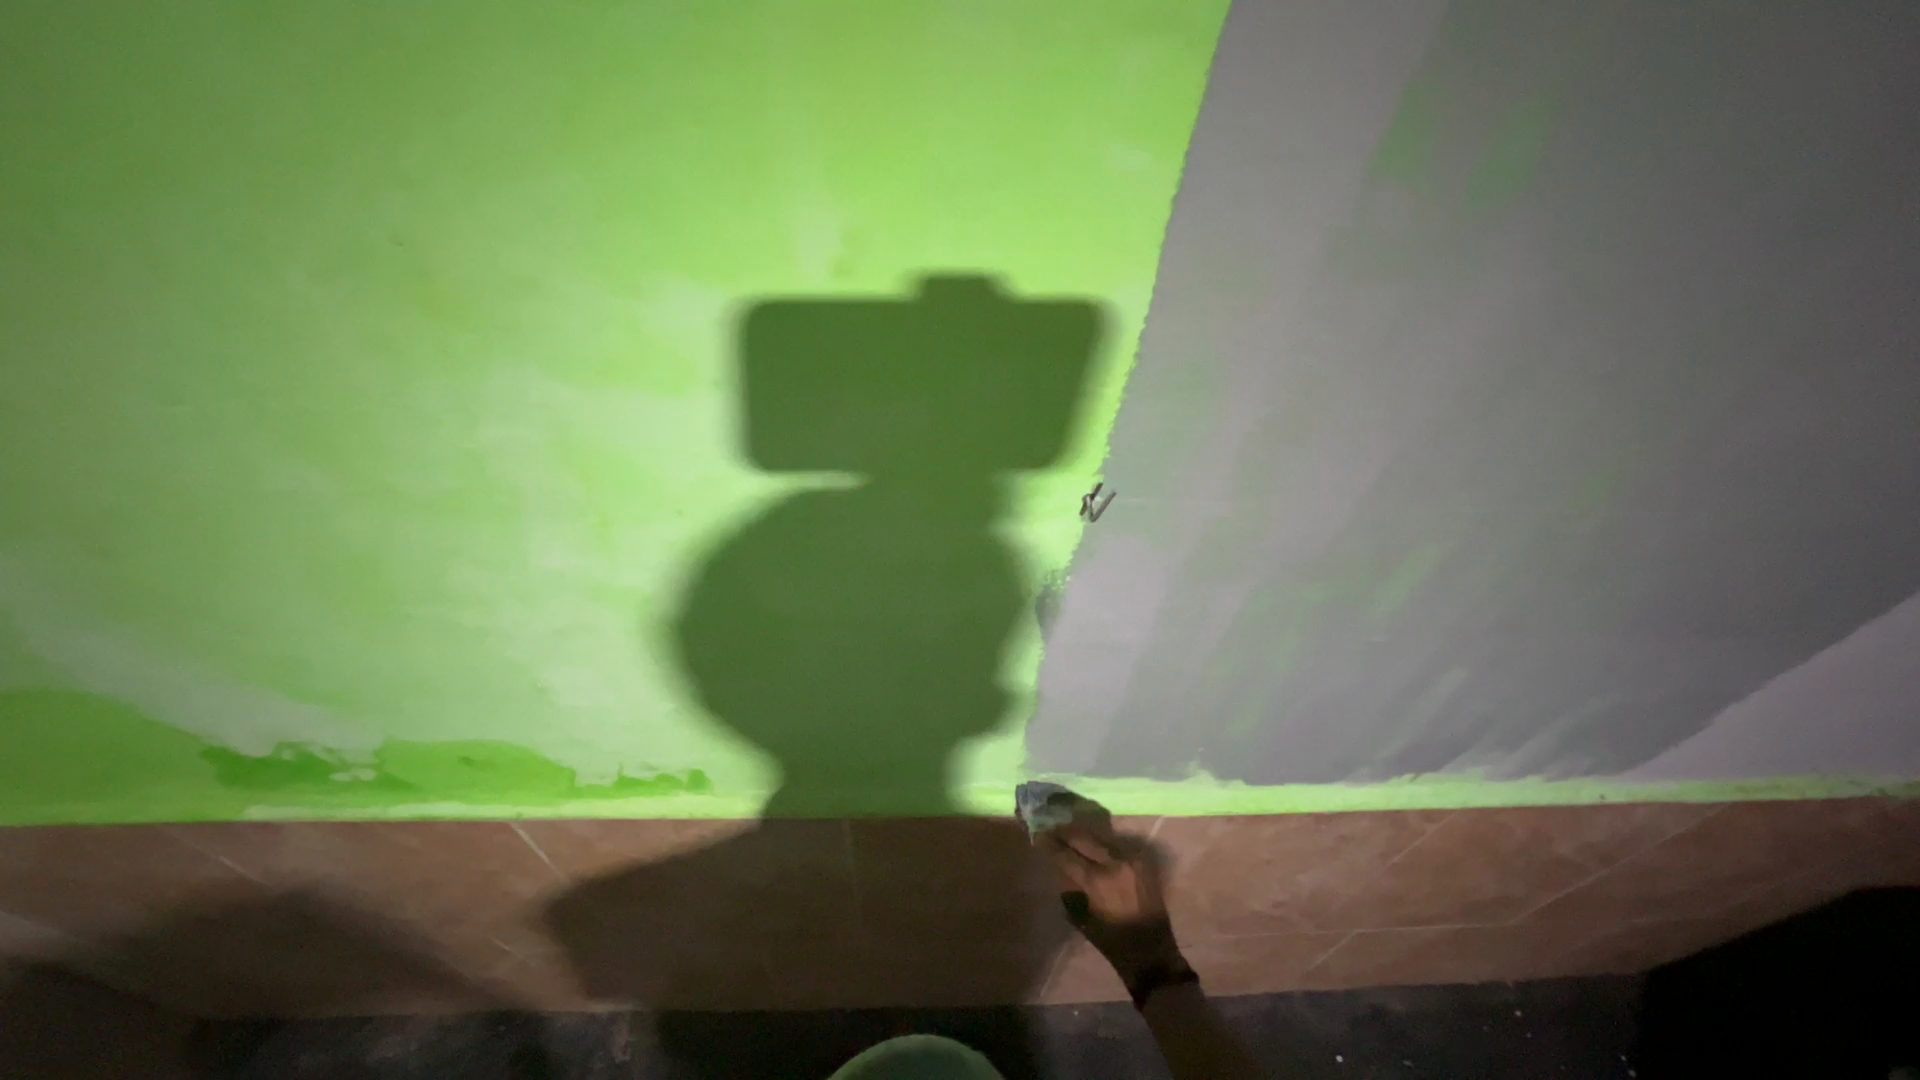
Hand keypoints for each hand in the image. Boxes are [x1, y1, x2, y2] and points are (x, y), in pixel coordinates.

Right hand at [1041, 803, 1187, 991]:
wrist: (1151, 951)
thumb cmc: (1111, 941)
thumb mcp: (1080, 917)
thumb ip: (1070, 887)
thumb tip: (1060, 866)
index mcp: (1095, 881)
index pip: (1066, 854)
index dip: (1050, 845)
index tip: (1038, 836)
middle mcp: (1114, 863)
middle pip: (1083, 838)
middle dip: (1065, 832)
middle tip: (1051, 828)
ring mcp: (1130, 858)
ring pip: (1101, 837)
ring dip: (1083, 834)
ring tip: (1068, 832)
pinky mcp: (1142, 860)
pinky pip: (1116, 844)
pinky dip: (1101, 842)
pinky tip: (1091, 843)